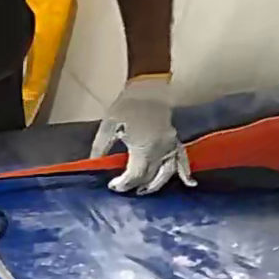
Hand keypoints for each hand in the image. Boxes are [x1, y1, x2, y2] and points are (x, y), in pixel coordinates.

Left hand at [91, 75, 194, 194]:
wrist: (147, 87)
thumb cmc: (126, 107)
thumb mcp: (107, 129)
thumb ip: (100, 151)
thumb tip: (94, 167)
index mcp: (144, 148)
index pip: (135, 176)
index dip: (123, 184)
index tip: (112, 185)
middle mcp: (161, 148)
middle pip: (151, 176)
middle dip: (137, 186)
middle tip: (124, 189)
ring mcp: (170, 143)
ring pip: (167, 171)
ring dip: (156, 183)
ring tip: (143, 191)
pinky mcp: (174, 139)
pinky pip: (180, 159)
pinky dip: (180, 172)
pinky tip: (184, 182)